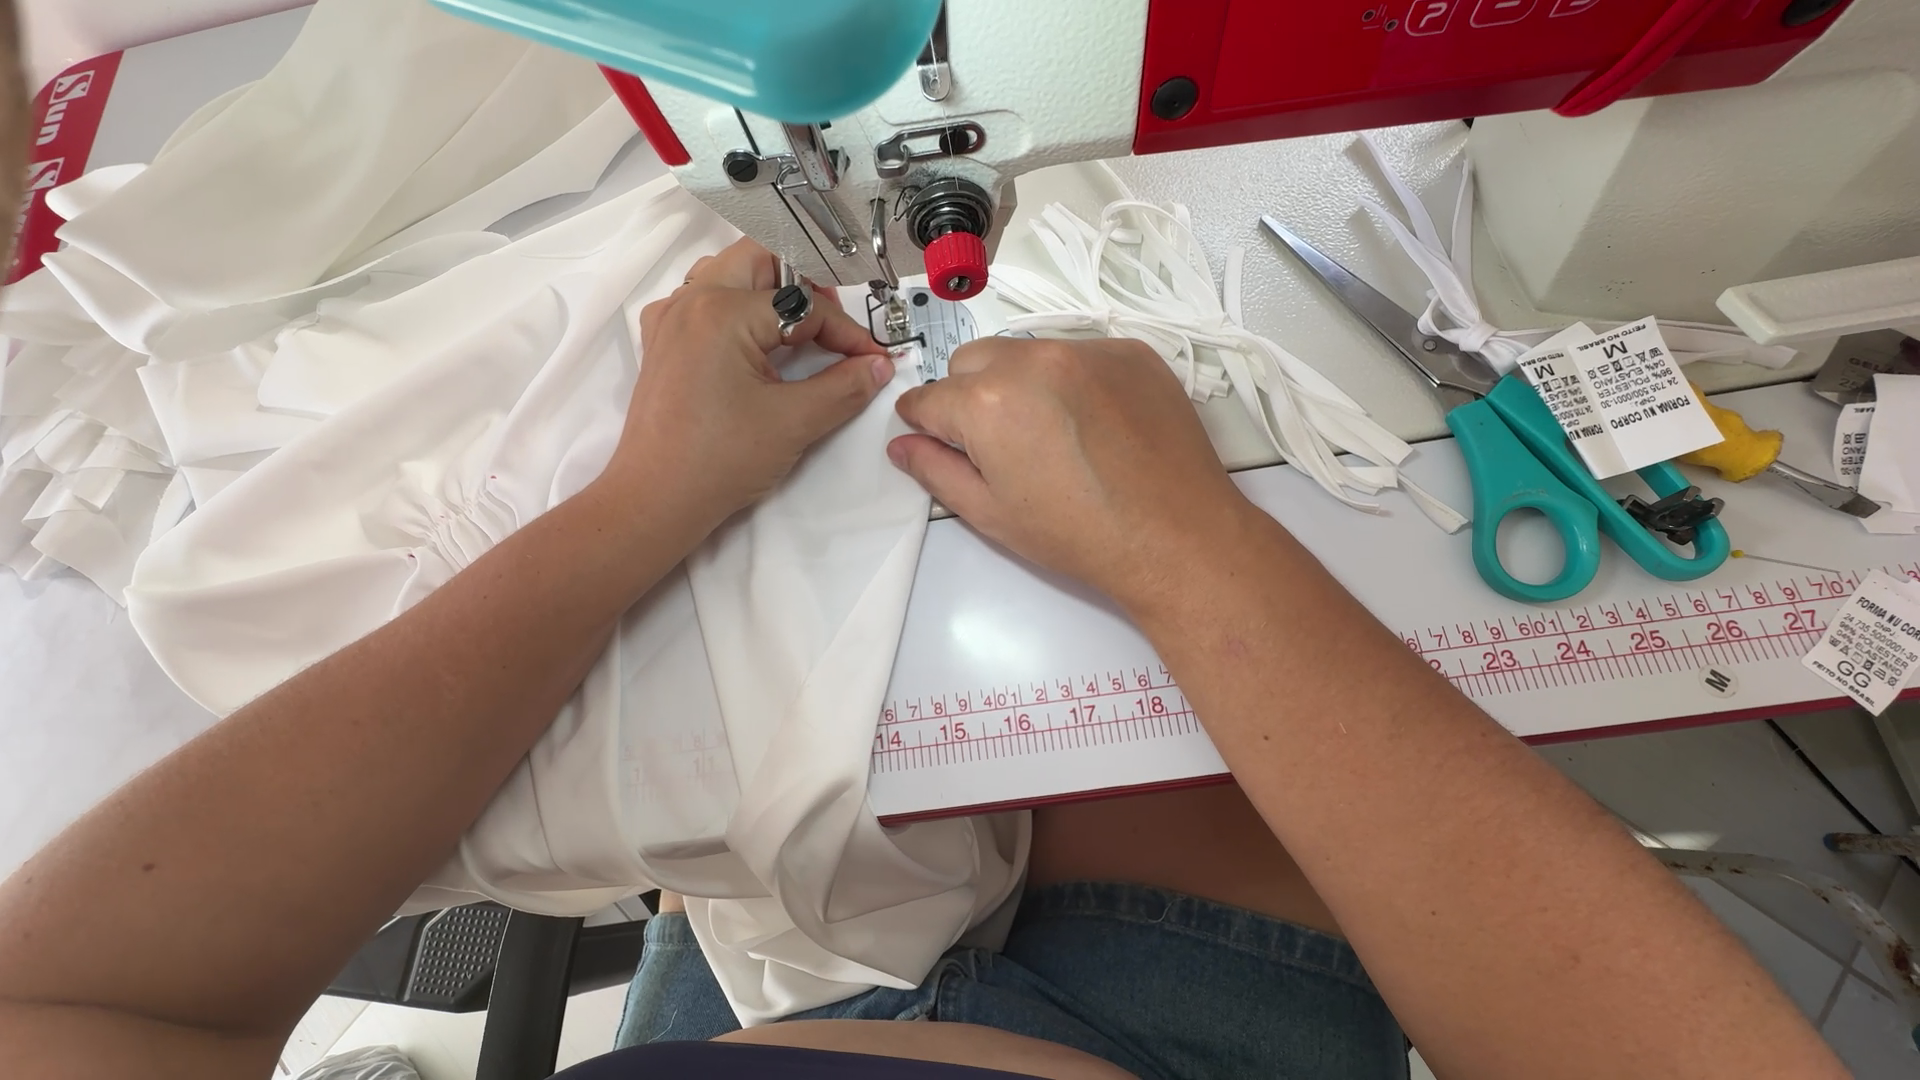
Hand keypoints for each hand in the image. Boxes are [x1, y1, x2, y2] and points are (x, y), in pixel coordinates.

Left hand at [606, 238, 893, 530]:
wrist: (656, 500)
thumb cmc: (720, 460)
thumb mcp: (795, 423)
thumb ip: (845, 387)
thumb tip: (878, 366)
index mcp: (722, 311)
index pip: (803, 304)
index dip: (846, 332)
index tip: (871, 360)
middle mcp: (690, 302)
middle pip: (760, 259)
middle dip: (805, 286)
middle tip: (831, 327)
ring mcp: (670, 320)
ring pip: (729, 274)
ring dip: (769, 291)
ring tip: (798, 333)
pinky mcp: (663, 343)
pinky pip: (705, 302)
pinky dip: (739, 309)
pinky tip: (756, 347)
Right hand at [888, 337, 1253, 610]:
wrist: (1177, 535)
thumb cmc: (1077, 535)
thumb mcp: (991, 514)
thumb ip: (935, 472)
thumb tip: (901, 445)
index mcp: (987, 402)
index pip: (928, 399)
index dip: (924, 424)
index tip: (933, 438)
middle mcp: (1033, 360)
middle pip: (971, 363)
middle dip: (967, 396)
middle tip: (996, 444)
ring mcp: (1086, 349)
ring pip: (1024, 352)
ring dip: (1018, 382)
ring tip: (1048, 433)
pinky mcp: (1130, 352)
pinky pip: (1077, 353)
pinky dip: (1070, 379)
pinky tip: (1092, 424)